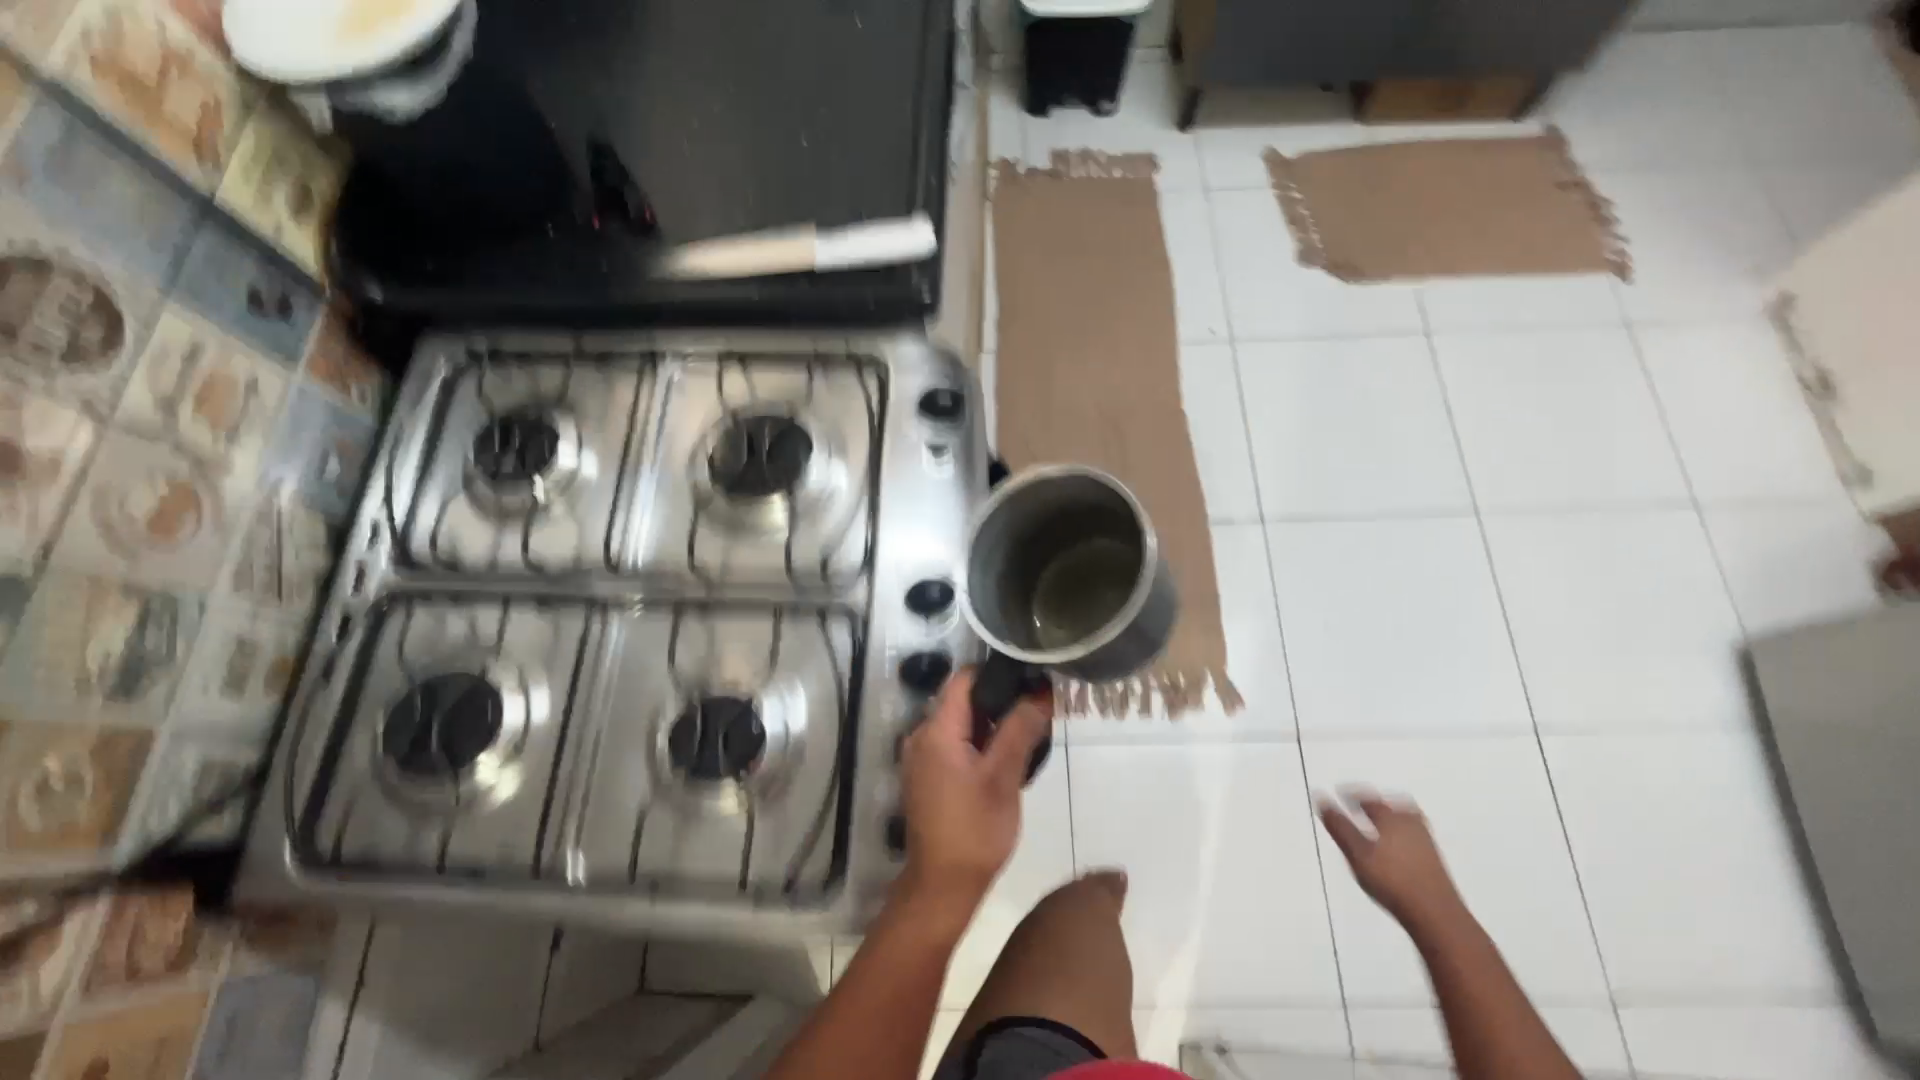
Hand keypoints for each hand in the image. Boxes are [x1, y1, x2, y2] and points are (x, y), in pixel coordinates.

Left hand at [898, 669, 1051, 913]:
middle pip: (964, 701)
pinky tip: (1009, 762)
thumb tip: (1041, 691)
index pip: (964, 678)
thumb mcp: (1003, 777)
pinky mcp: (929, 778)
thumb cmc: (974, 829)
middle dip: (1002, 702)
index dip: (998, 674)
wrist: (943, 885)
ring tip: (1032, 735)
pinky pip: (956, 747)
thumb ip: (1021, 729)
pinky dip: (981, 746)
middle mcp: (922, 737)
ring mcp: (922, 759)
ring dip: (994, 727)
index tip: (1032, 679)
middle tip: (1040, 711)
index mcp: (936, 730)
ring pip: (963, 726)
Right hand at [1317, 790, 1465, 927]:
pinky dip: (1402, 831)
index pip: (1368, 799)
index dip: (1351, 795)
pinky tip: (1396, 845)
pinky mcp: (1434, 859)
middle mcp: (1411, 823)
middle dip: (1376, 802)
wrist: (1435, 914)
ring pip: (1406, 818)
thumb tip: (1322, 800)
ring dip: (1391, 815)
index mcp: (1391, 818)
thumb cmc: (1390, 882)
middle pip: (1392, 805)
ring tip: (1378, 822)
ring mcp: (1426, 841)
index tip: (1340, 793)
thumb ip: (1339, 827)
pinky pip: (1415, 833)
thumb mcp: (1357, 855)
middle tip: (1361, 804)